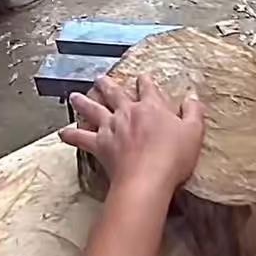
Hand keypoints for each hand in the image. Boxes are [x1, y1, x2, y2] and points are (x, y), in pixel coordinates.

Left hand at [60, 74, 205, 200]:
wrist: (147, 179)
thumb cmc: (174, 156)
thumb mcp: (194, 131)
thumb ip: (193, 111)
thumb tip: (192, 95)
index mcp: (152, 107)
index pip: (148, 88)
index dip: (145, 81)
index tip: (142, 76)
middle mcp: (128, 112)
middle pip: (115, 94)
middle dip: (107, 85)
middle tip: (100, 79)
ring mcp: (112, 128)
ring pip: (94, 110)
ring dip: (84, 102)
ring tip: (74, 96)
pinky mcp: (100, 145)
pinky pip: (81, 138)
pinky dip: (71, 135)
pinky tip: (62, 132)